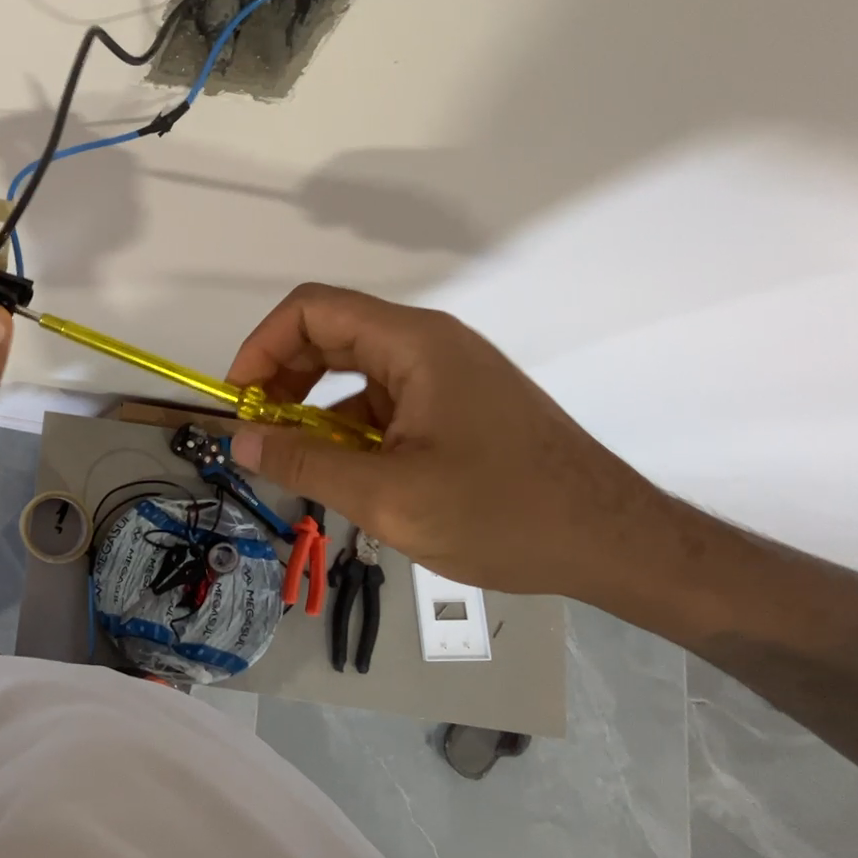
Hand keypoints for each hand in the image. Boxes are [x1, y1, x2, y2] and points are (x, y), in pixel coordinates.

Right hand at [225, 283, 666, 594]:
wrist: (618, 546)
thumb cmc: (504, 514)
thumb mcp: (387, 496)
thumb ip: (303, 463)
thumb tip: (239, 440)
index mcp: (414, 345)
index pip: (311, 310)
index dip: (262, 347)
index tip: (240, 402)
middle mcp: (428, 345)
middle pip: (329, 335)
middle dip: (281, 378)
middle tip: (258, 431)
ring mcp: (446, 376)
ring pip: (353, 371)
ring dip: (312, 408)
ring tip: (296, 460)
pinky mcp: (456, 406)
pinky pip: (382, 401)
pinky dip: (349, 428)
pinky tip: (345, 472)